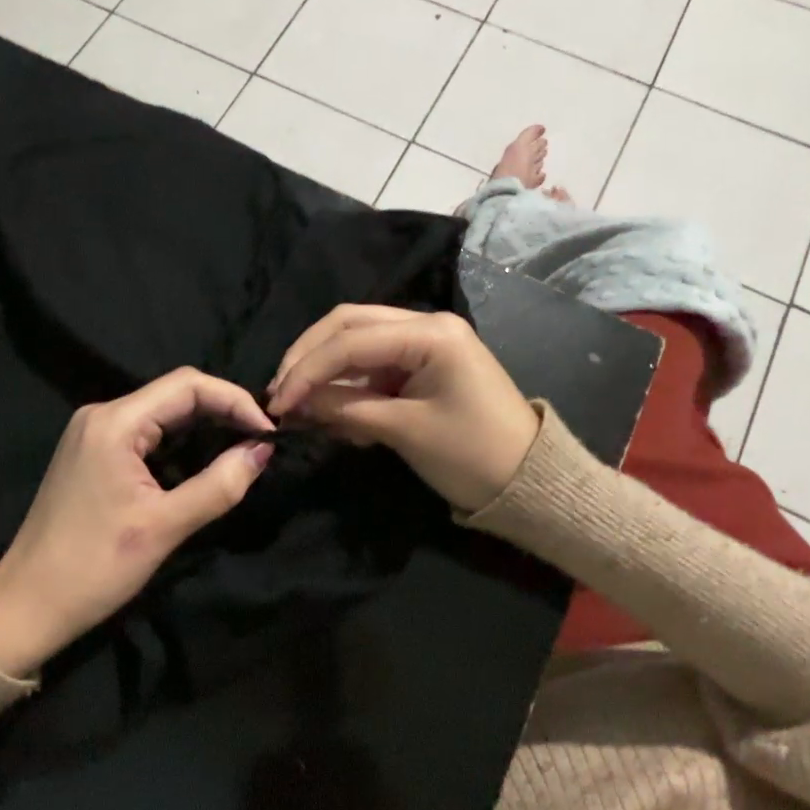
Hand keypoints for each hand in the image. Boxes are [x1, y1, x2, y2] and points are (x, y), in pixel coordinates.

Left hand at [0, 368, 274, 677]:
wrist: (28, 604)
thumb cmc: (94, 567)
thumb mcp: (164, 527)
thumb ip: (219, 485)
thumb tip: (263, 451)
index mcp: (114, 422)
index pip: (187, 385)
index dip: (234, 399)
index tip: (269, 431)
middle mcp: (101, 415)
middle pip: (174, 393)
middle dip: (222, 411)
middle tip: (262, 441)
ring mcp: (93, 434)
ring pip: (161, 413)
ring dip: (203, 426)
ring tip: (243, 449)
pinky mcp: (92, 454)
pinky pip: (145, 433)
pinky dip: (179, 443)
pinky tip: (204, 461)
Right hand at [266, 305, 538, 514]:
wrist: (532, 485)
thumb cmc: (473, 455)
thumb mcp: (404, 432)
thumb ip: (345, 410)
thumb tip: (293, 404)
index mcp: (431, 333)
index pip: (350, 340)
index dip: (307, 369)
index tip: (277, 403)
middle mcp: (426, 324)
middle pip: (348, 326)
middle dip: (309, 358)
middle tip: (278, 394)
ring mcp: (425, 343)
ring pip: (356, 343)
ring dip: (325, 372)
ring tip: (297, 408)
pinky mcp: (422, 366)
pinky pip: (372, 366)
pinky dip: (347, 387)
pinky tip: (329, 414)